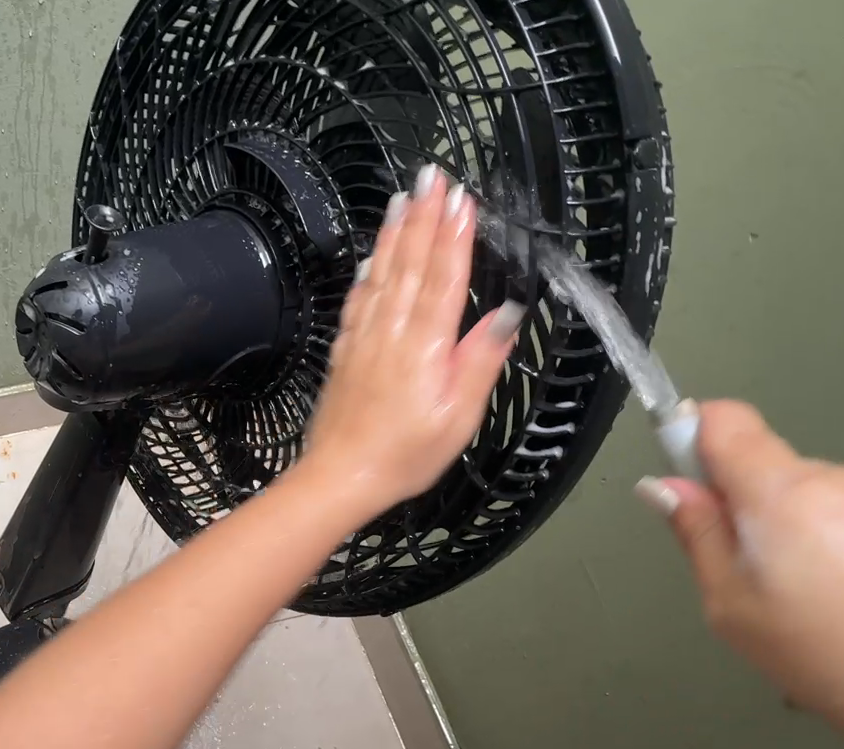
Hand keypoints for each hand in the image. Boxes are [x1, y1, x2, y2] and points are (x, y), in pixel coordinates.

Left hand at [299, 166, 521, 520]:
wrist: (338, 478)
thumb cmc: (402, 456)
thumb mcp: (456, 418)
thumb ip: (478, 362)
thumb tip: (504, 315)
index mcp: (424, 347)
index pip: (443, 278)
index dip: (453, 235)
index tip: (461, 197)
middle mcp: (391, 335)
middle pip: (409, 267)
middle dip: (422, 219)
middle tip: (429, 176)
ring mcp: (363, 343)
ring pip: (380, 278)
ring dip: (392, 236)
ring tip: (401, 199)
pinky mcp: (344, 356)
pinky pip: (356, 305)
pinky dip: (365, 277)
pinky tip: (370, 259)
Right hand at [638, 401, 843, 748]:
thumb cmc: (841, 663)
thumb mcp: (731, 607)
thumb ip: (697, 536)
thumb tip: (667, 488)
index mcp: (789, 495)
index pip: (726, 423)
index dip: (690, 434)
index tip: (683, 472)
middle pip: (776, 474)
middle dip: (753, 514)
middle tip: (756, 581)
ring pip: (826, 503)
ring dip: (807, 539)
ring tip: (822, 611)